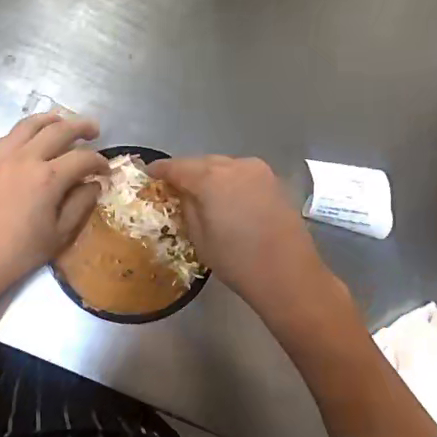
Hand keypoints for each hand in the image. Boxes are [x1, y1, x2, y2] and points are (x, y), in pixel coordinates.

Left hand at [0, 113, 107, 302]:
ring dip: (51, 120)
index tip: (106, 170)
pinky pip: (9, 136)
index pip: (82, 158)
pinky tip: (31, 139)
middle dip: (81, 127)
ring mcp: (3, 157)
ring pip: (30, 124)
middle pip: (59, 130)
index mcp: (48, 178)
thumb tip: (93, 185)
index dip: (99, 161)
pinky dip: (25, 131)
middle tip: (94, 131)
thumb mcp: (60, 233)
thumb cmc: (21, 252)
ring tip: (63, 122)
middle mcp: (26, 158)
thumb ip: (80, 204)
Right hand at [149, 155, 347, 324]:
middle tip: (172, 186)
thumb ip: (187, 207)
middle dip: (186, 172)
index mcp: (211, 178)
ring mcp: (258, 171)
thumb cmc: (236, 260)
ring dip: (208, 175)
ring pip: (224, 167)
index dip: (160, 170)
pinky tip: (224, 198)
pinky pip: (241, 175)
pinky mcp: (273, 181)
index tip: (148, 174)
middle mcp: (235, 165)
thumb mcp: (199, 238)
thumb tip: (182, 193)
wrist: (287, 273)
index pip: (178, 167)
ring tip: (198, 193)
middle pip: (202, 162)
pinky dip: (228, 182)